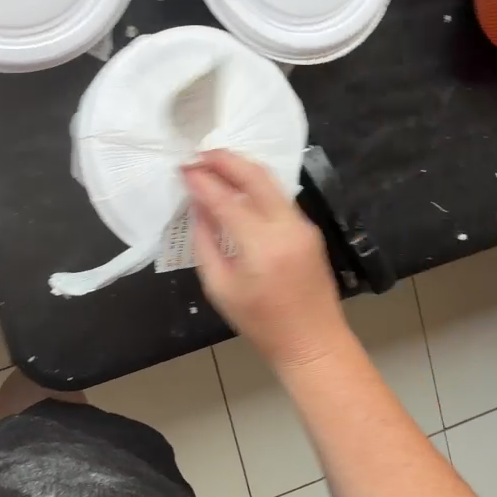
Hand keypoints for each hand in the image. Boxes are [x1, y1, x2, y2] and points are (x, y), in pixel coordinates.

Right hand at [183, 150, 350, 371]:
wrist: (313, 342)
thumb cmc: (261, 324)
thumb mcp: (220, 288)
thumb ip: (205, 243)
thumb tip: (198, 208)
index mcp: (261, 246)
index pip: (226, 200)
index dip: (202, 181)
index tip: (183, 168)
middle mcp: (286, 227)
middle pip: (255, 176)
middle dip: (225, 160)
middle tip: (199, 154)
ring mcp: (302, 225)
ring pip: (270, 182)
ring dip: (241, 168)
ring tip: (214, 164)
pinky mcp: (308, 230)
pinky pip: (278, 197)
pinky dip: (255, 186)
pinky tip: (237, 188)